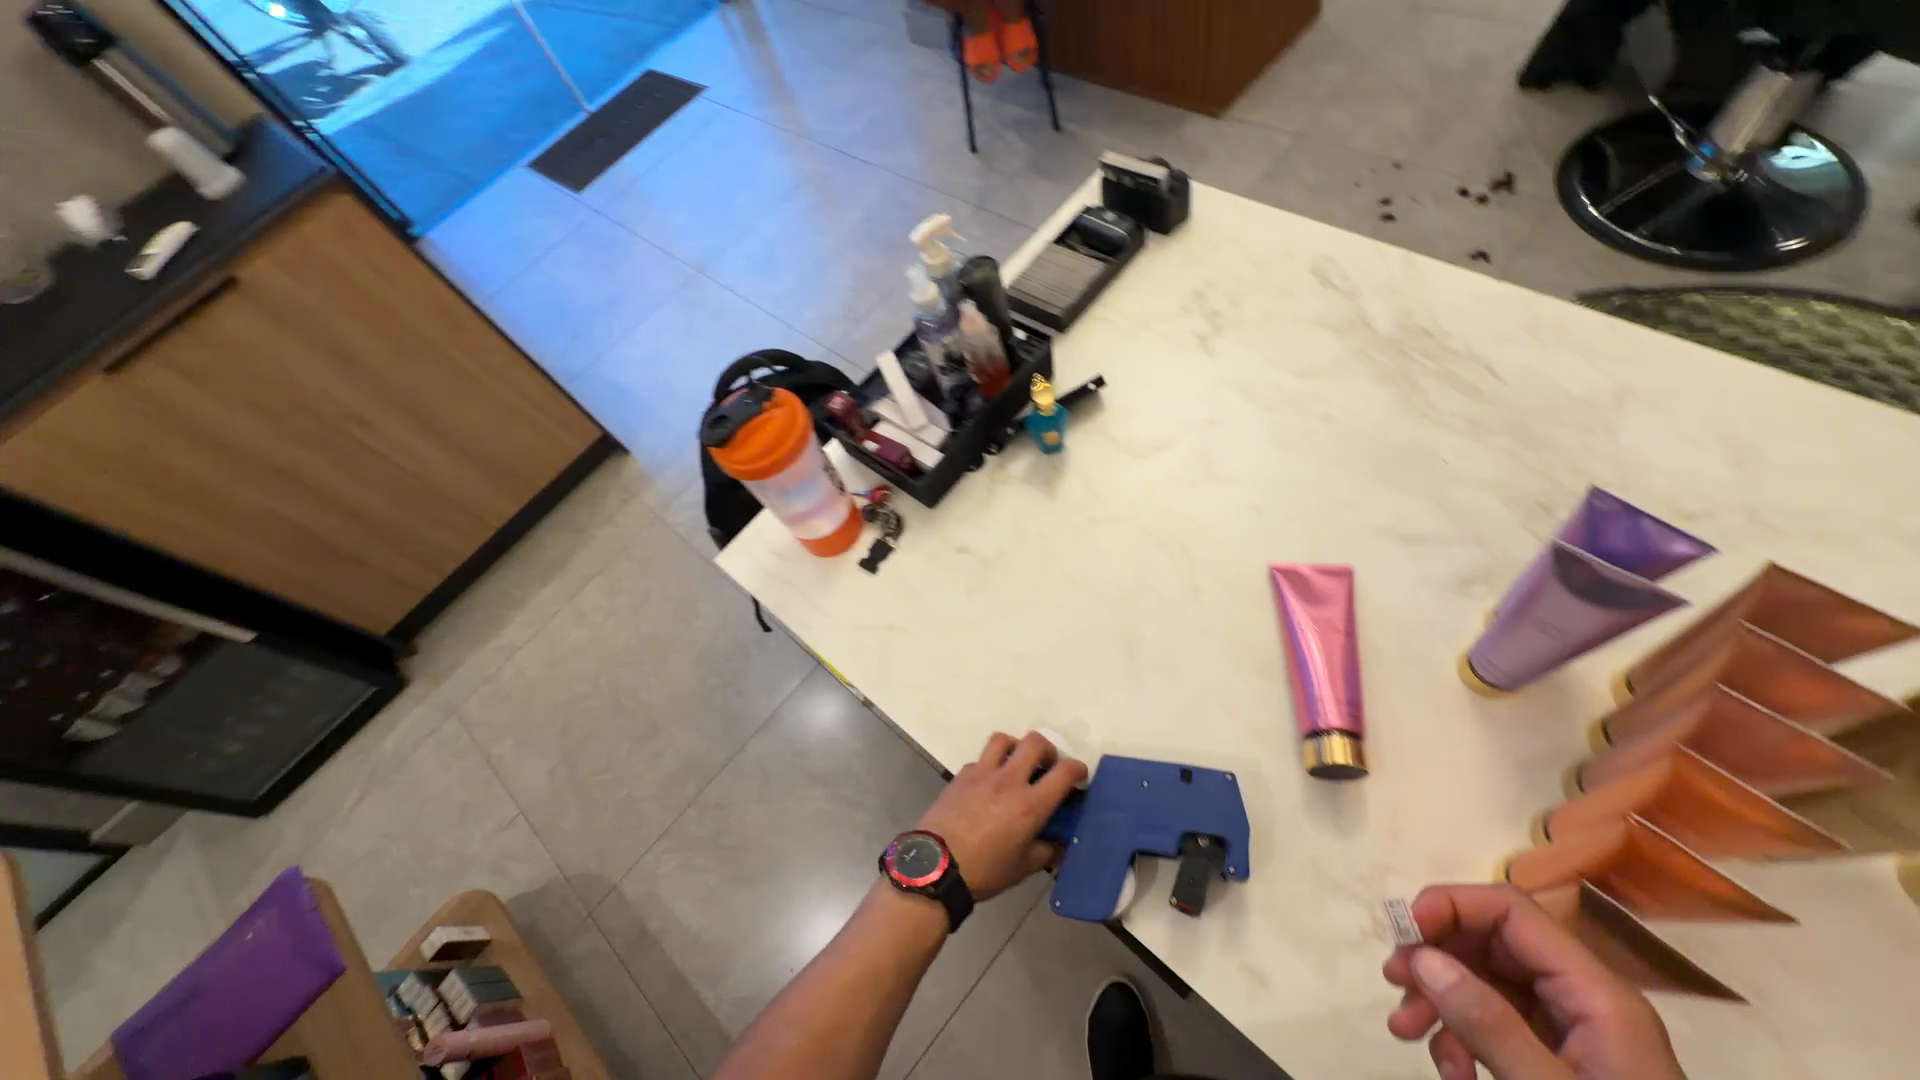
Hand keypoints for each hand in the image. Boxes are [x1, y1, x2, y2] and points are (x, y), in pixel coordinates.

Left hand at [915, 731, 1088, 900]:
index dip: (1078, 769)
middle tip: (1047, 767)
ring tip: (1016, 765)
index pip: (1064, 772)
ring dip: (1015, 747)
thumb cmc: (984, 871)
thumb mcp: (1023, 868)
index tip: (1079, 776)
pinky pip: (980, 760)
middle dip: (1048, 750)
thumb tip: (1058, 844)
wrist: (936, 867)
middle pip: (1035, 742)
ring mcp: (982, 774)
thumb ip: (1046, 851)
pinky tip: (988, 785)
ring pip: (1004, 740)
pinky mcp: (961, 776)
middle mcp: (1008, 781)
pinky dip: (990, 766)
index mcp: (1030, 804)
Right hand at [1381, 884, 1686, 1079]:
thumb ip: (1489, 1026)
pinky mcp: (1558, 1059)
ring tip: (1406, 1032)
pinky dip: (1460, 1038)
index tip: (1402, 932)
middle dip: (1435, 958)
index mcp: (1597, 994)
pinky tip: (1452, 1072)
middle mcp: (1583, 999)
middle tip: (1393, 983)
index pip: (1512, 912)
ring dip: (1439, 1001)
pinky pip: (1496, 1024)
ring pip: (1486, 984)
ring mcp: (1571, 1031)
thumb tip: (1424, 957)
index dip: (1451, 906)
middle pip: (1493, 944)